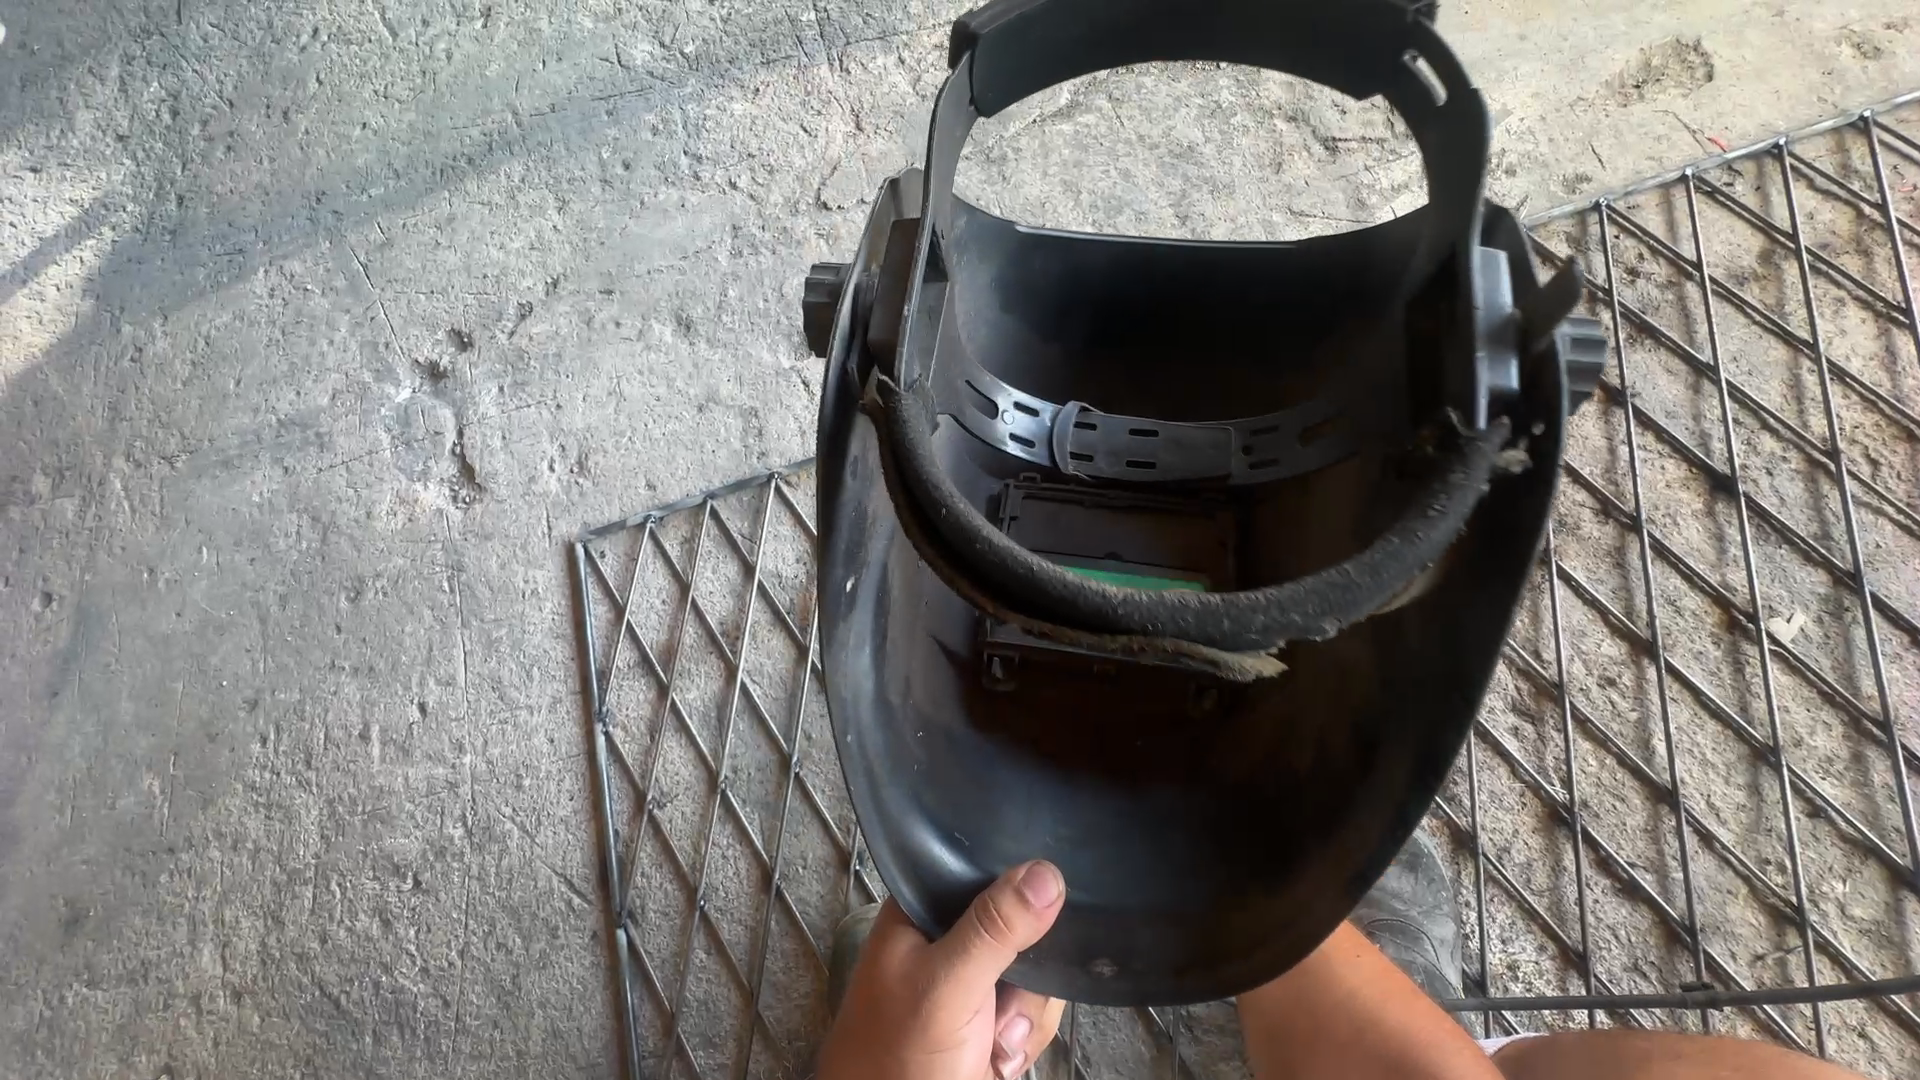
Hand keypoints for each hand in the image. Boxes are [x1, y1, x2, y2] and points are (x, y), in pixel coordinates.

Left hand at [817, 860, 1067, 1079]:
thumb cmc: (897, 1055)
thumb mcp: (944, 985)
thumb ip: (994, 929)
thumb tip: (1048, 871)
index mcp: (923, 909)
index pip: (979, 866)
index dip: (1016, 878)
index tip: (1044, 898)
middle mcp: (950, 938)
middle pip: (1020, 921)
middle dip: (1026, 968)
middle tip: (1006, 1000)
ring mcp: (973, 983)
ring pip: (1035, 970)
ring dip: (1026, 1012)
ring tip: (998, 1041)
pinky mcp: (992, 1022)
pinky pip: (1036, 1010)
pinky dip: (1027, 1038)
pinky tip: (1001, 1058)